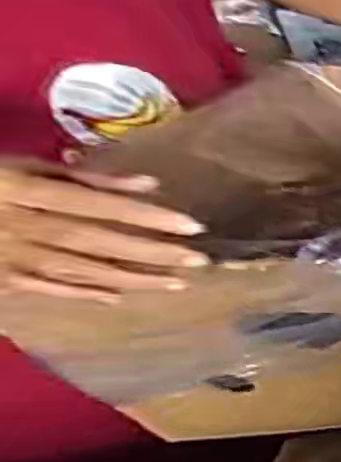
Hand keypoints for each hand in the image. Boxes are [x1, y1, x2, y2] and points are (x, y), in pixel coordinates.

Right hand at [0, 161, 206, 302]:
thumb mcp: (10, 165)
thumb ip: (80, 177)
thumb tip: (149, 184)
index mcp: (9, 187)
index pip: (86, 203)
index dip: (140, 215)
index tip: (192, 225)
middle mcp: (5, 221)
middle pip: (87, 239)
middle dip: (148, 252)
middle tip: (200, 261)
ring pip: (72, 268)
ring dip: (129, 278)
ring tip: (178, 283)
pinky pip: (38, 286)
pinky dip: (80, 292)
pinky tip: (117, 296)